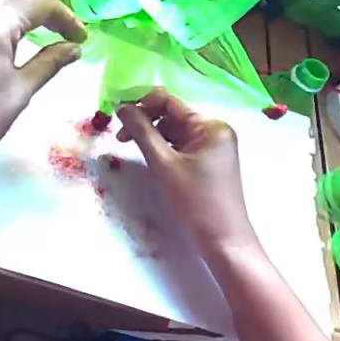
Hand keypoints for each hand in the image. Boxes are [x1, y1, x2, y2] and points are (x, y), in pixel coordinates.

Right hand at [115, 89, 259, 251]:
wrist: (223, 238)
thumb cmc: (194, 200)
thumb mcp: (163, 164)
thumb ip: (141, 131)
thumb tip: (122, 107)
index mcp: (210, 125)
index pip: (169, 102)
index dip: (141, 104)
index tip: (116, 115)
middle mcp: (215, 129)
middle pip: (171, 114)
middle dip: (145, 121)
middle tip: (120, 137)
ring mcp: (214, 145)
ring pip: (174, 130)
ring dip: (152, 135)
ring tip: (131, 148)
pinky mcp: (209, 159)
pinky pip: (181, 144)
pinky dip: (163, 146)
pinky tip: (150, 157)